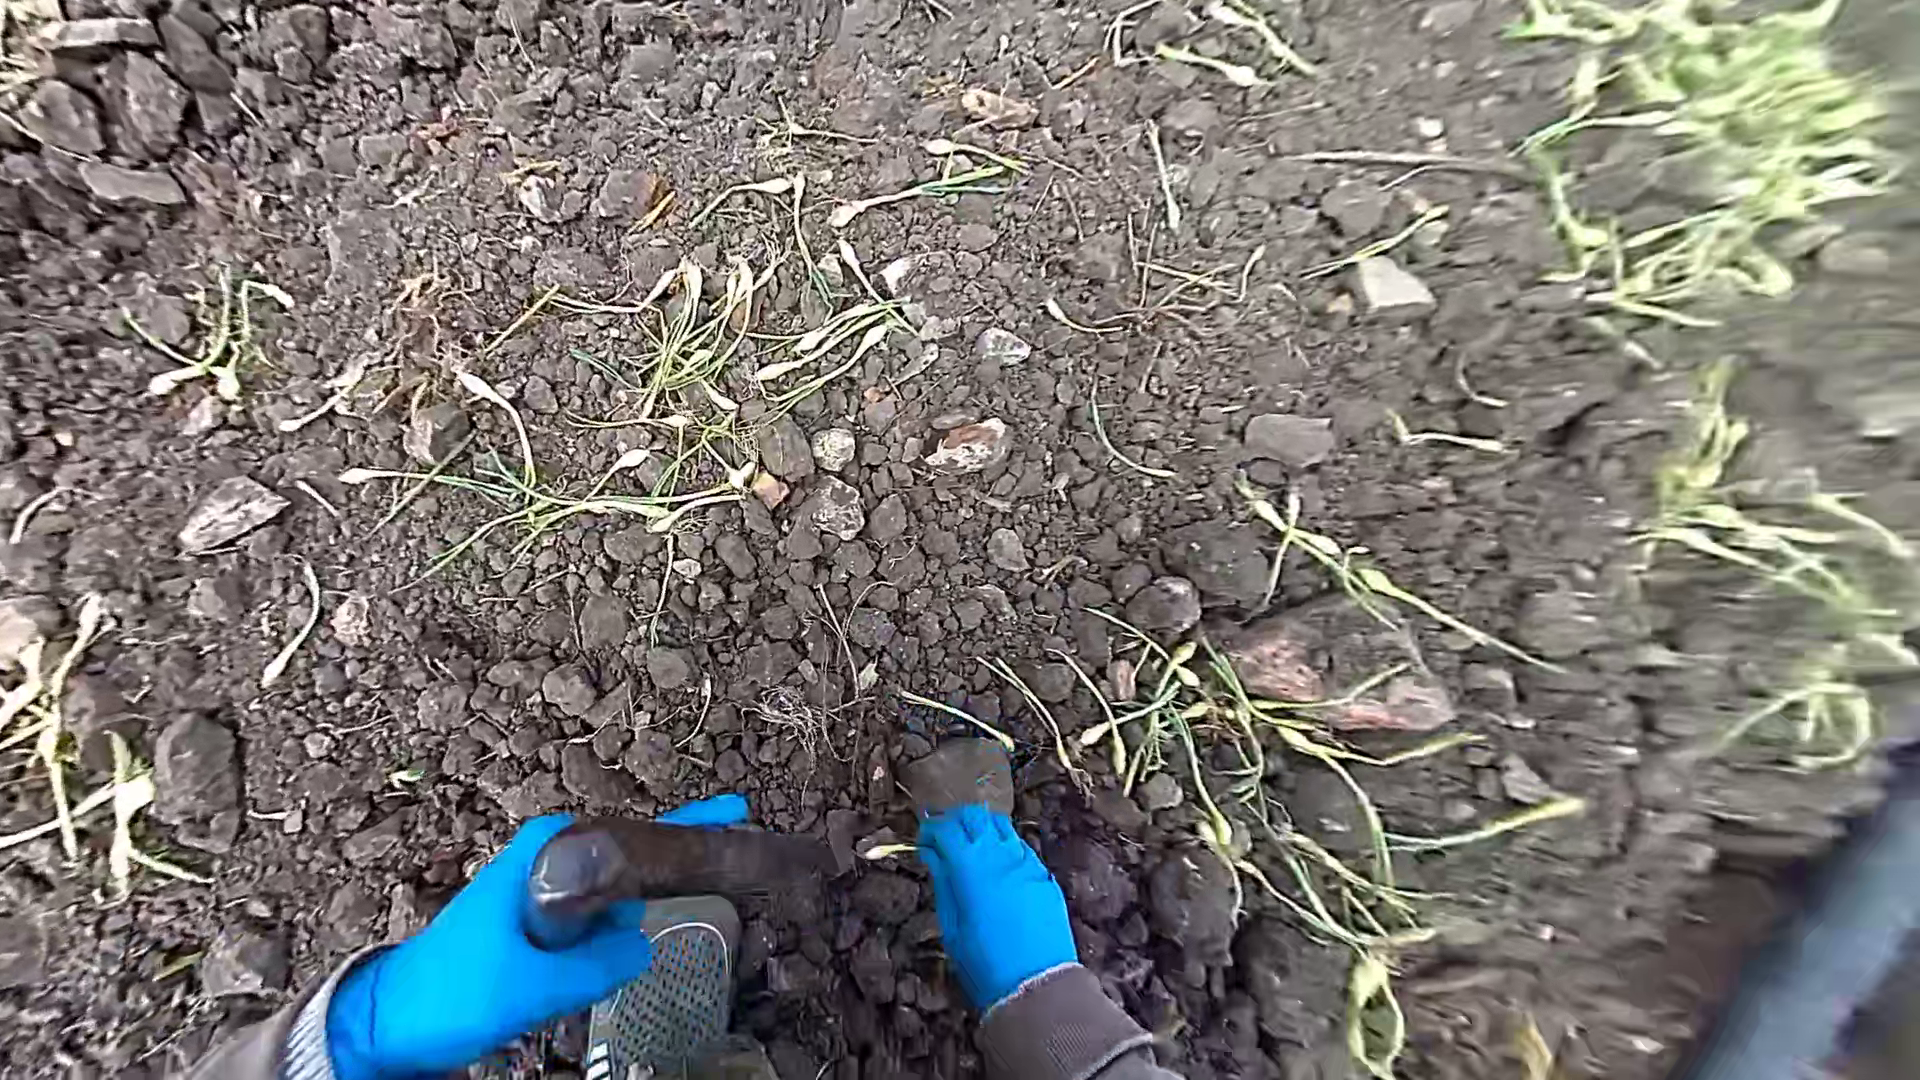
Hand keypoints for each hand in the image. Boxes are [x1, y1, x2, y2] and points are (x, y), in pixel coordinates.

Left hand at [326, 795, 748, 1079]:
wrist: (381, 1025)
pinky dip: (626, 908)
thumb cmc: (450, 990)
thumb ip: (594, 968)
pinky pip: (601, 898)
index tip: (737, 811)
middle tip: (732, 847)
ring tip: (697, 884)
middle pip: (637, 842)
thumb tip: (645, 948)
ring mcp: (550, 875)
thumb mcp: (526, 987)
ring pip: (621, 873)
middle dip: (682, 848)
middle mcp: (555, 848)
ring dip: (652, 885)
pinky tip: (643, 923)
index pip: (639, 826)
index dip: (693, 820)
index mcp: (551, 845)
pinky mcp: (545, 905)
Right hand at [918, 803, 1078, 1008]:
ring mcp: (1024, 859)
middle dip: (955, 820)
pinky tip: (997, 863)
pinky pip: (1019, 844)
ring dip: (981, 827)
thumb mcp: (952, 927)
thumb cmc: (985, 964)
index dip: (930, 829)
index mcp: (970, 866)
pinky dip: (1003, 844)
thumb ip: (943, 882)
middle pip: (973, 815)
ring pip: (999, 823)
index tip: (923, 839)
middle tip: (945, 837)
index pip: (945, 829)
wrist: (1038, 987)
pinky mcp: (1042, 871)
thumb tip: (932, 853)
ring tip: (972, 845)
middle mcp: (998, 853)